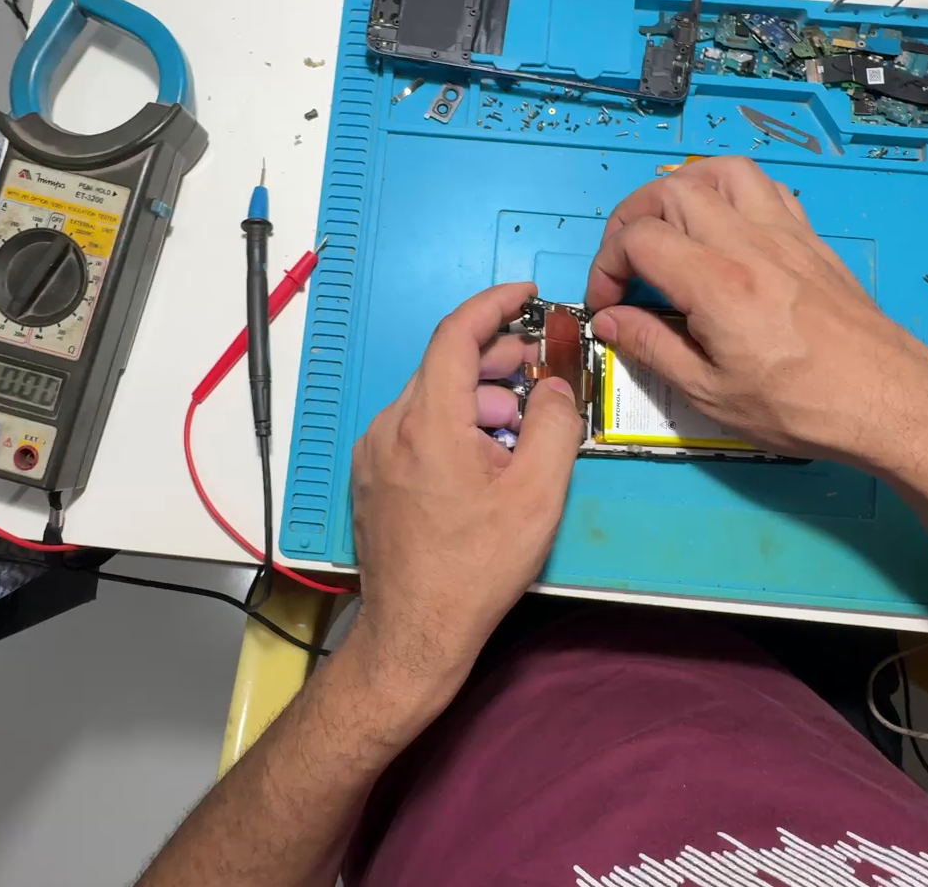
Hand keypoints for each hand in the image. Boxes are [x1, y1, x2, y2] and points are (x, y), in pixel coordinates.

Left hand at [348, 282, 581, 692]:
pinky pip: (415, 427)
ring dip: (478, 398)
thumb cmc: (477, 567)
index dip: (492, 304)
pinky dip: (453, 423)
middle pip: (444, 366)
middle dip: (496, 359)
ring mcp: (374, 451)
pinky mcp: (371, 474)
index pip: (455, 335)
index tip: (524, 294)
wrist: (415, 633)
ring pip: (430, 398)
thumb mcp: (536, 495)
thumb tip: (554, 386)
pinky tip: (484, 455)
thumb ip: (555, 425)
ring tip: (519, 427)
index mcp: (427, 421)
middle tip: (539, 370)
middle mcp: (390, 426)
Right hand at [585, 157, 927, 473]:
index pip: (638, 239)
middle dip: (630, 219)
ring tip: (667, 229)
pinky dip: (729, 193)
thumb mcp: (710, 394)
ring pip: (721, 171)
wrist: (893, 404)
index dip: (605, 266)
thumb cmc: (800, 407)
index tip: (607, 305)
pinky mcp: (810, 240)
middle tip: (625, 265)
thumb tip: (609, 321)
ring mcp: (785, 234)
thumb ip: (652, 347)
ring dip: (680, 190)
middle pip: (671, 190)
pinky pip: (765, 188)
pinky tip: (723, 228)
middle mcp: (748, 243)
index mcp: (716, 283)